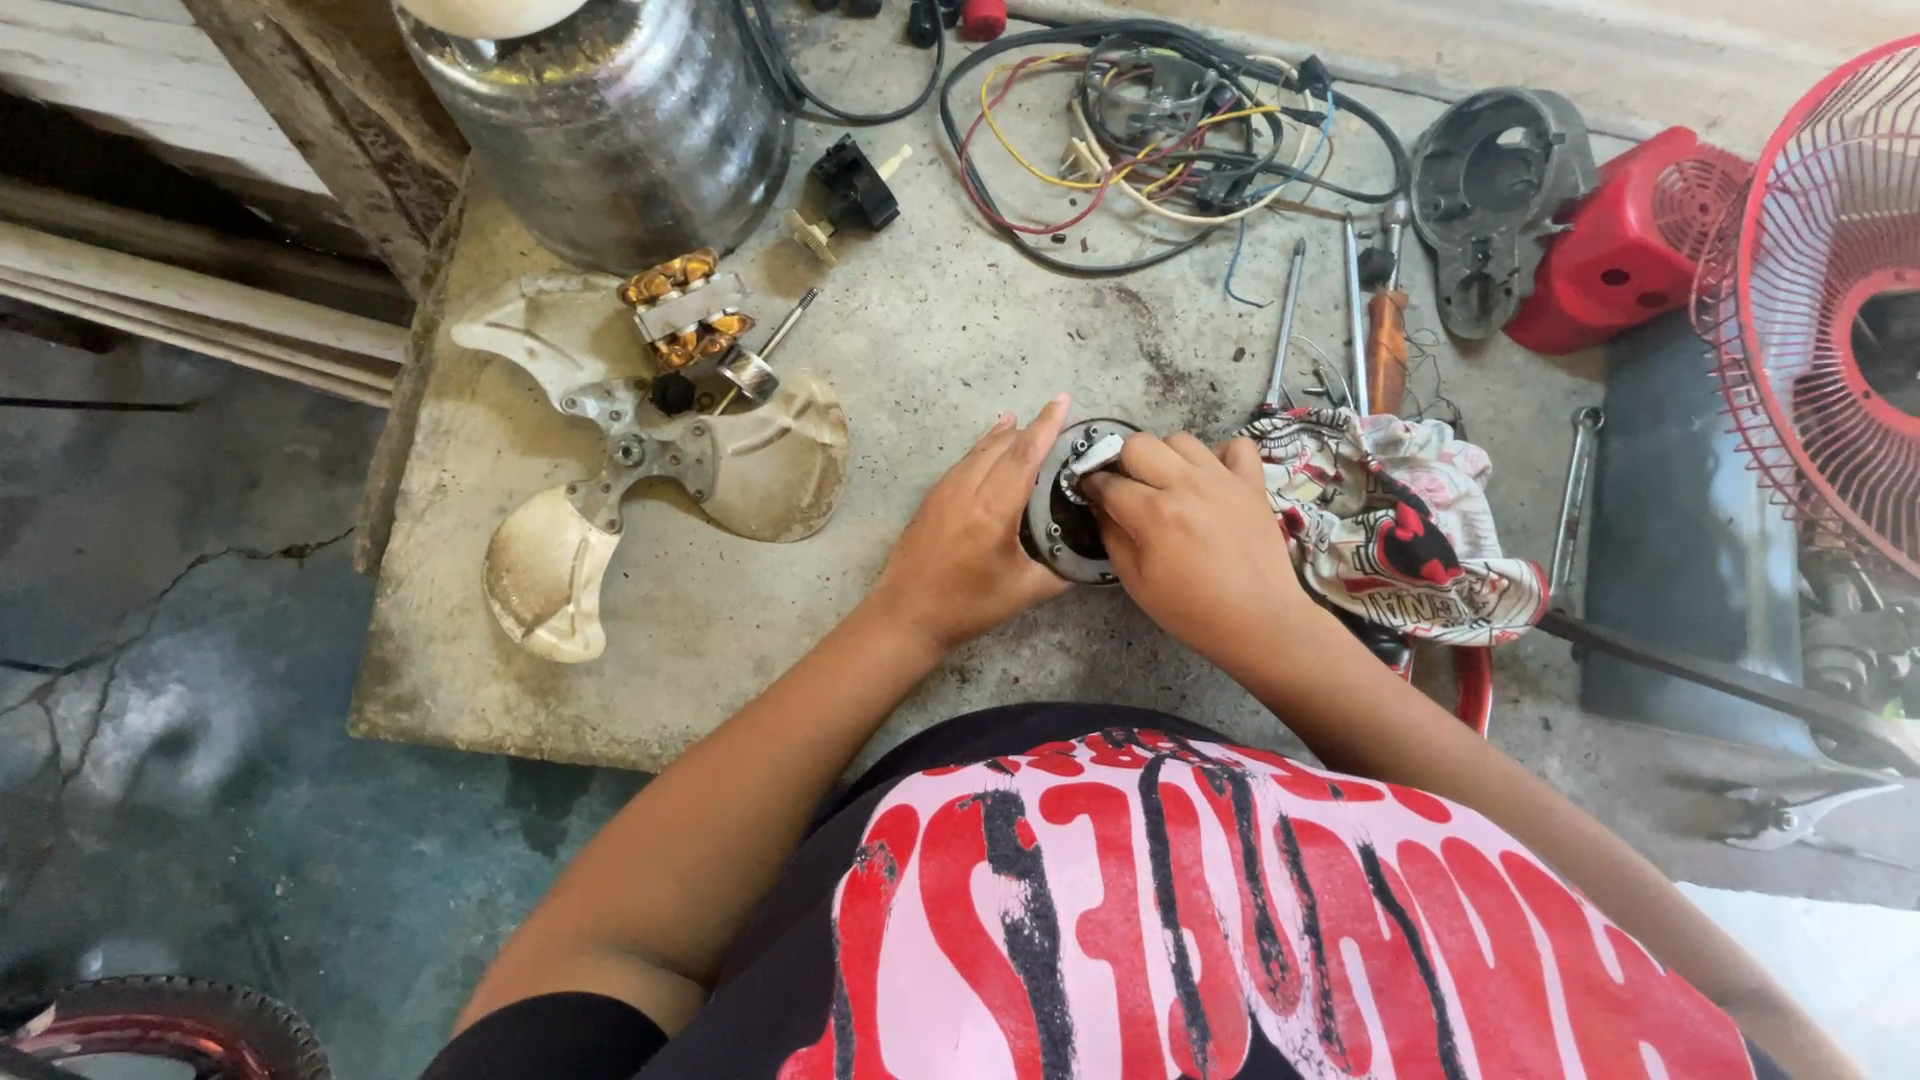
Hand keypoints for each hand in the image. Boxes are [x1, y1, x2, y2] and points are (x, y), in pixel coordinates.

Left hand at [863, 395, 1073, 651]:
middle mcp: (966, 491)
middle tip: (1057, 420)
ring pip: (979, 451)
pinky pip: (963, 462)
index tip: (1063, 401)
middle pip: (1003, 447)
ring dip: (1005, 436)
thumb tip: (1085, 559)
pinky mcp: (931, 499)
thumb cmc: (966, 607)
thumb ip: (1058, 571)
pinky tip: (990, 444)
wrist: (906, 615)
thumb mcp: (1022, 592)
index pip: (1025, 456)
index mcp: (992, 511)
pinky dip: (982, 448)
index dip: (1047, 426)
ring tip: (1026, 424)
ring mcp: (944, 492)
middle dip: (1031, 429)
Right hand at [1083, 434, 1321, 668]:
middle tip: (1128, 486)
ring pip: (1180, 439)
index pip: (1109, 483)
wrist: (1260, 621)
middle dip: (1123, 462)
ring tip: (1169, 483)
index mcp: (1154, 514)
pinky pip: (1235, 446)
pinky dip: (1219, 455)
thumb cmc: (1192, 610)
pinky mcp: (1252, 483)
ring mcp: (1223, 480)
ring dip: (1166, 457)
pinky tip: (1211, 478)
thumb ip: (1113, 538)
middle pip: (1139, 444)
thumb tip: (1102, 508)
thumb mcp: (1137, 583)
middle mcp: (1186, 485)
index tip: (1090, 491)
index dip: (1092, 485)